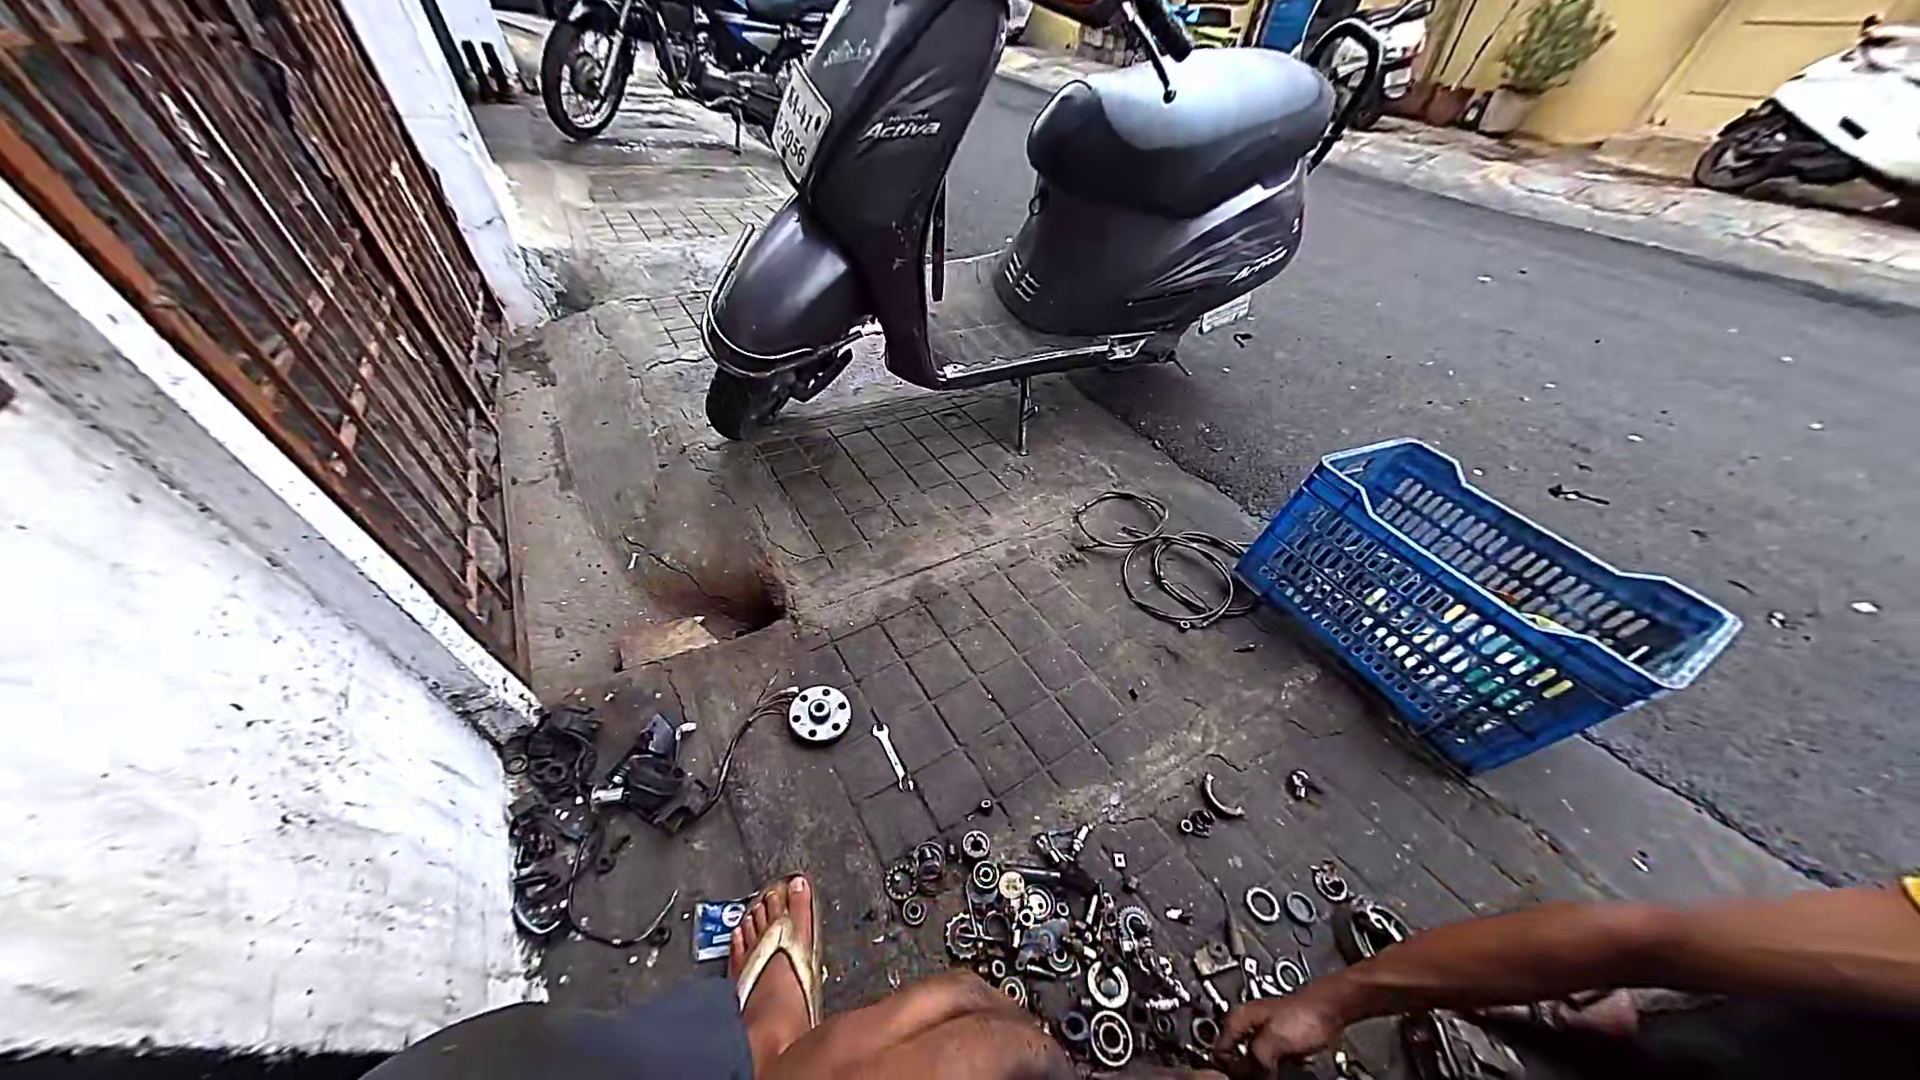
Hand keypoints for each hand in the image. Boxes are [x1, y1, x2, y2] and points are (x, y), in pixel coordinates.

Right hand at [1213, 993, 1346, 1074]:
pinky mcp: (1281, 1042)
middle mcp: (1250, 1023)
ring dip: (1258, 1070)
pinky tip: (1280, 1074)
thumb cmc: (1302, 1015)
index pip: (1221, 1042)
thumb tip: (1246, 1073)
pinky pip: (1270, 1061)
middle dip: (1241, 1067)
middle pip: (1237, 1051)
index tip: (1227, 1076)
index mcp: (1242, 1016)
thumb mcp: (1274, 1038)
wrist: (1327, 1012)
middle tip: (1246, 1079)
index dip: (1223, 1062)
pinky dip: (1272, 1070)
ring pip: (1254, 1058)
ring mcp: (1266, 1033)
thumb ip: (1257, 1056)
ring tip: (1264, 1077)